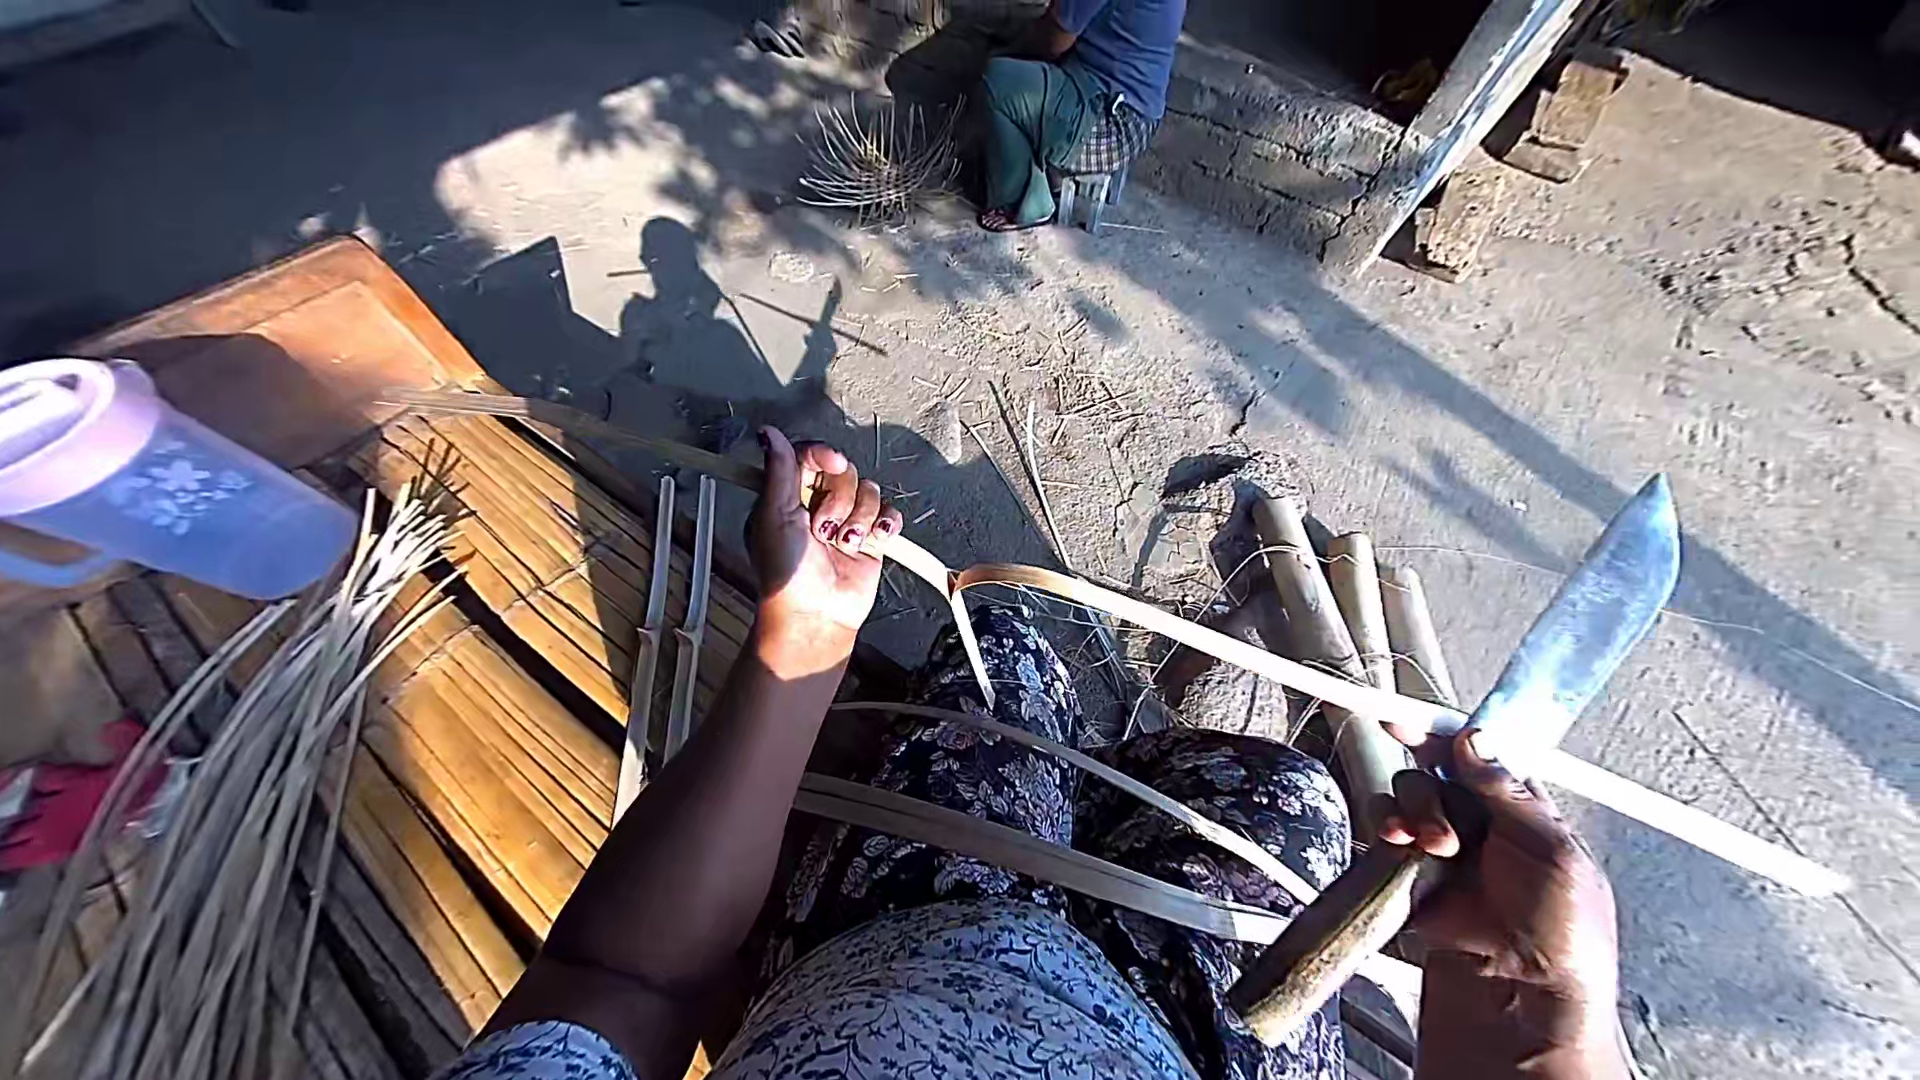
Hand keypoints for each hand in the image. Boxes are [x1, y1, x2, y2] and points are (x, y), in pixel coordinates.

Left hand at [749, 427, 901, 672]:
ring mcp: (848, 520)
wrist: (817, 613)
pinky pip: (889, 512)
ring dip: (858, 519)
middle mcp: (819, 504)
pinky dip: (886, 523)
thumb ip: (779, 471)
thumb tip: (770, 433)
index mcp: (789, 496)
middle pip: (845, 473)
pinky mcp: (872, 537)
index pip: (810, 455)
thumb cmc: (786, 574)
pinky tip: (874, 538)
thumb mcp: (774, 517)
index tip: (832, 463)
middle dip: (838, 501)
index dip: (824, 455)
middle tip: (822, 529)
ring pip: (869, 491)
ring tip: (843, 545)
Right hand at [1379, 735, 1628, 1078]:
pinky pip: (1383, 818)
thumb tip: (1476, 739)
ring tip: (1435, 851)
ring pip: (1406, 791)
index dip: (1445, 733)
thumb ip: (1509, 790)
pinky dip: (1387, 825)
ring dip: (1415, 814)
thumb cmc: (1560, 935)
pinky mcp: (1406, 856)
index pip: (1478, 753)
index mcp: (1521, 809)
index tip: (1409, 720)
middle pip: (1433, 768)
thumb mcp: (1554, 854)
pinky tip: (1402, 845)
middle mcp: (1477, 817)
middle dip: (1433, 793)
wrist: (1515, 990)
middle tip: (1448, 829)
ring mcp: (1439, 836)